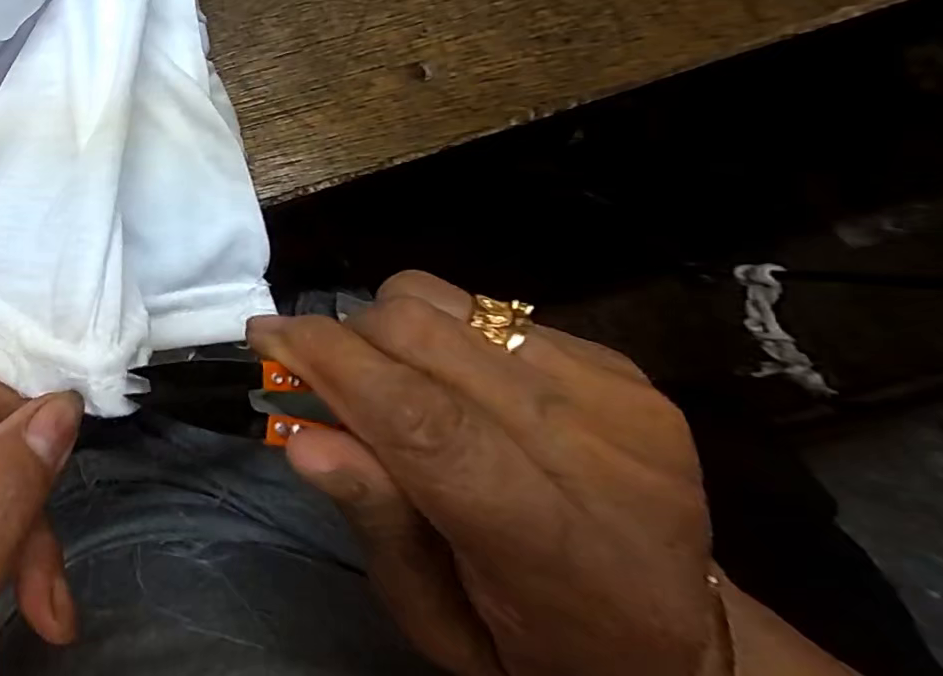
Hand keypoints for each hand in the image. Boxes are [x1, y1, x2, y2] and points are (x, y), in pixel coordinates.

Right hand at [248, 272, 728, 675]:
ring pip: (448, 302)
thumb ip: (374, 519)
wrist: (678, 638)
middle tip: (323, 373)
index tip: (265, 335)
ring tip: (392, 377)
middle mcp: (597, 452)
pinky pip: (487, 307)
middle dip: (347, 336)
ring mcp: (617, 394)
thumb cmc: (530, 645)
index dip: (333, 363)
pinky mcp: (619, 364)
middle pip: (427, 336)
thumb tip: (300, 439)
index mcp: (554, 546)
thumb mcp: (435, 618)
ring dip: (390, 326)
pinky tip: (454, 380)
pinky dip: (441, 331)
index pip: (424, 422)